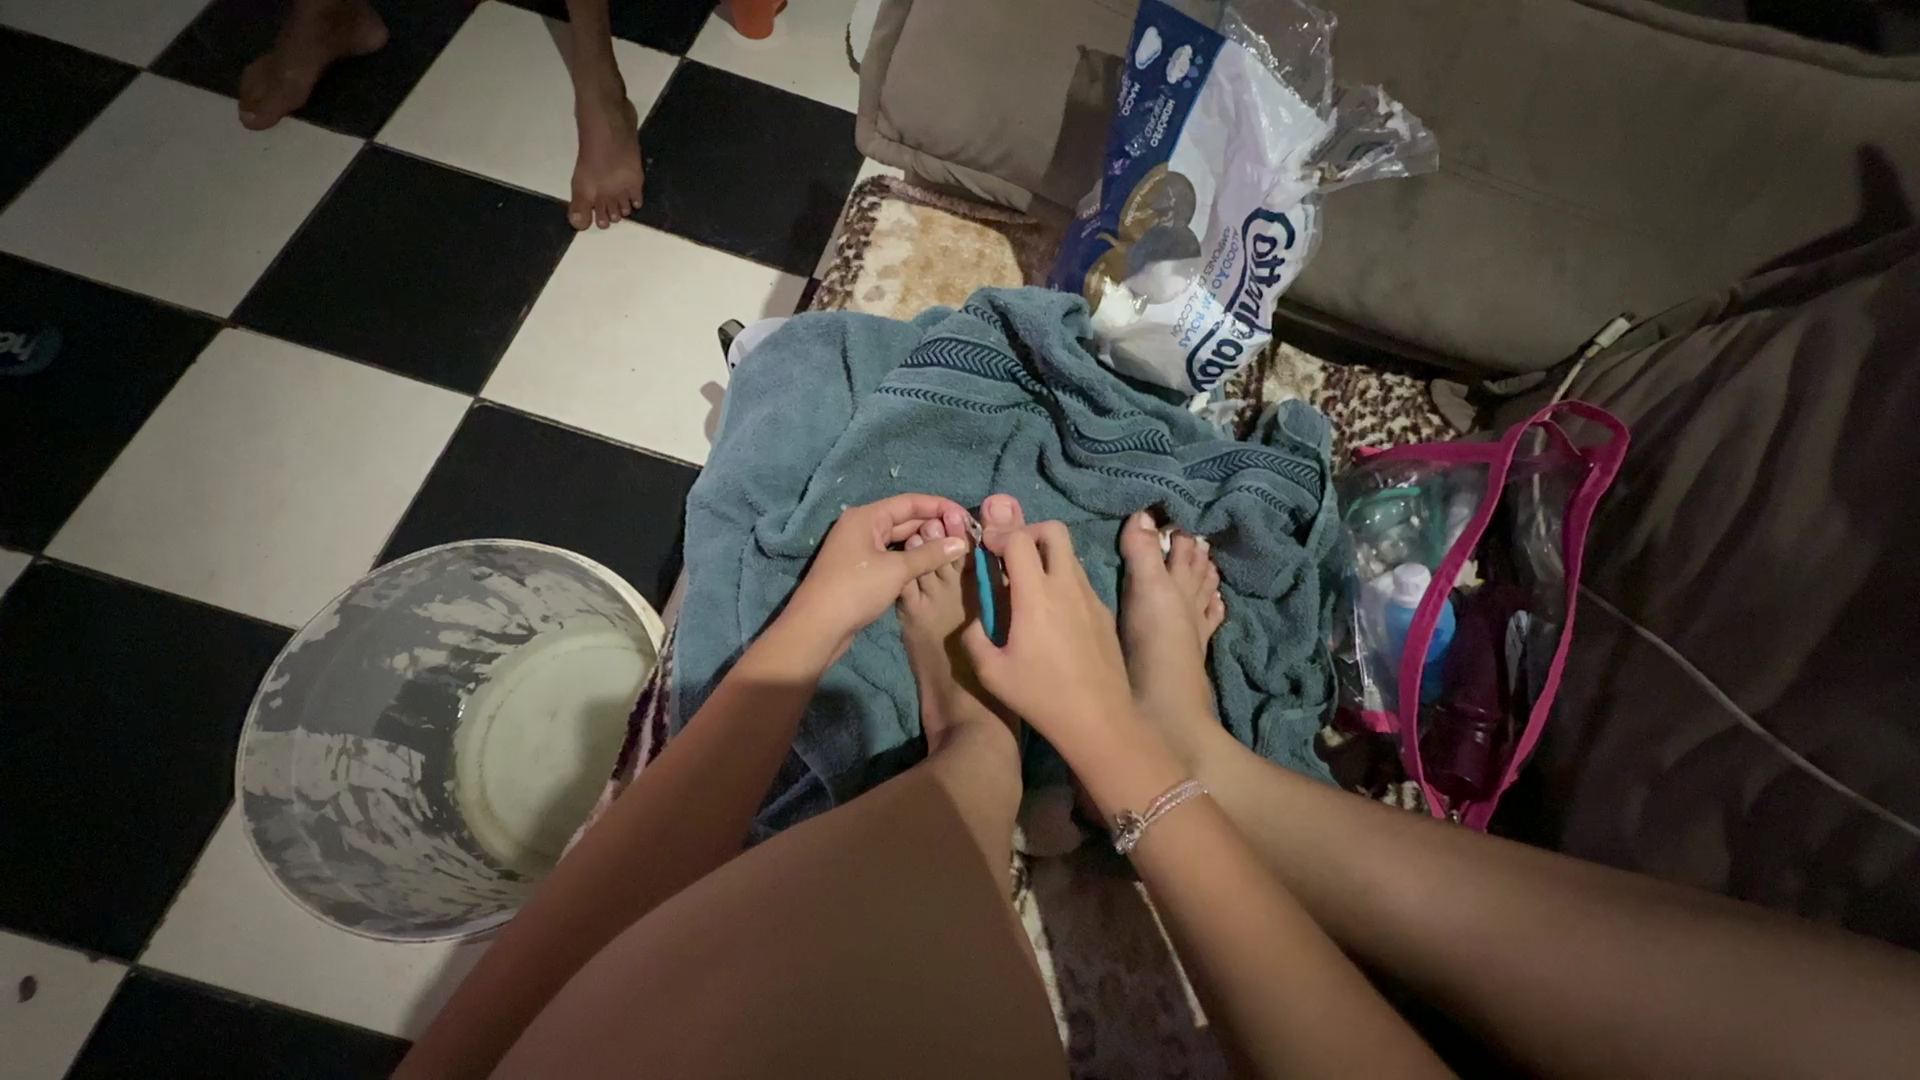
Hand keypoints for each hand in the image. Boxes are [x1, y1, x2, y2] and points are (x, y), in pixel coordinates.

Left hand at [782, 494, 972, 656]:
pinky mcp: (860, 569)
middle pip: (904, 519)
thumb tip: (961, 542)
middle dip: (933, 526)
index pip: (910, 502)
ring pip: (898, 540)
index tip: (965, 515)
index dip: (939, 506)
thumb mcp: (897, 570)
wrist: (818, 627)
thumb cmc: (856, 590)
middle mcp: (861, 527)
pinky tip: (930, 565)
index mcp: (866, 517)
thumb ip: (930, 554)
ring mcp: (859, 549)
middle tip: (964, 535)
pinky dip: (910, 558)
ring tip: (953, 549)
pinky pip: (891, 556)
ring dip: (923, 544)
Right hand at [960, 522, 1135, 747]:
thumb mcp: (992, 672)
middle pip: (1054, 531)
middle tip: (1012, 555)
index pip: (1019, 539)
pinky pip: (1081, 581)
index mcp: (1036, 596)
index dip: (999, 534)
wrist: (1099, 719)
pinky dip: (1062, 581)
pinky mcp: (1104, 612)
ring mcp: (1090, 597)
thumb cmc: (1041, 696)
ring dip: (1047, 556)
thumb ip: (974, 637)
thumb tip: (977, 620)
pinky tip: (1053, 614)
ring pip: (1069, 554)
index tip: (986, 547)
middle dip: (1029, 531)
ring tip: (1029, 585)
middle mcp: (1066, 586)